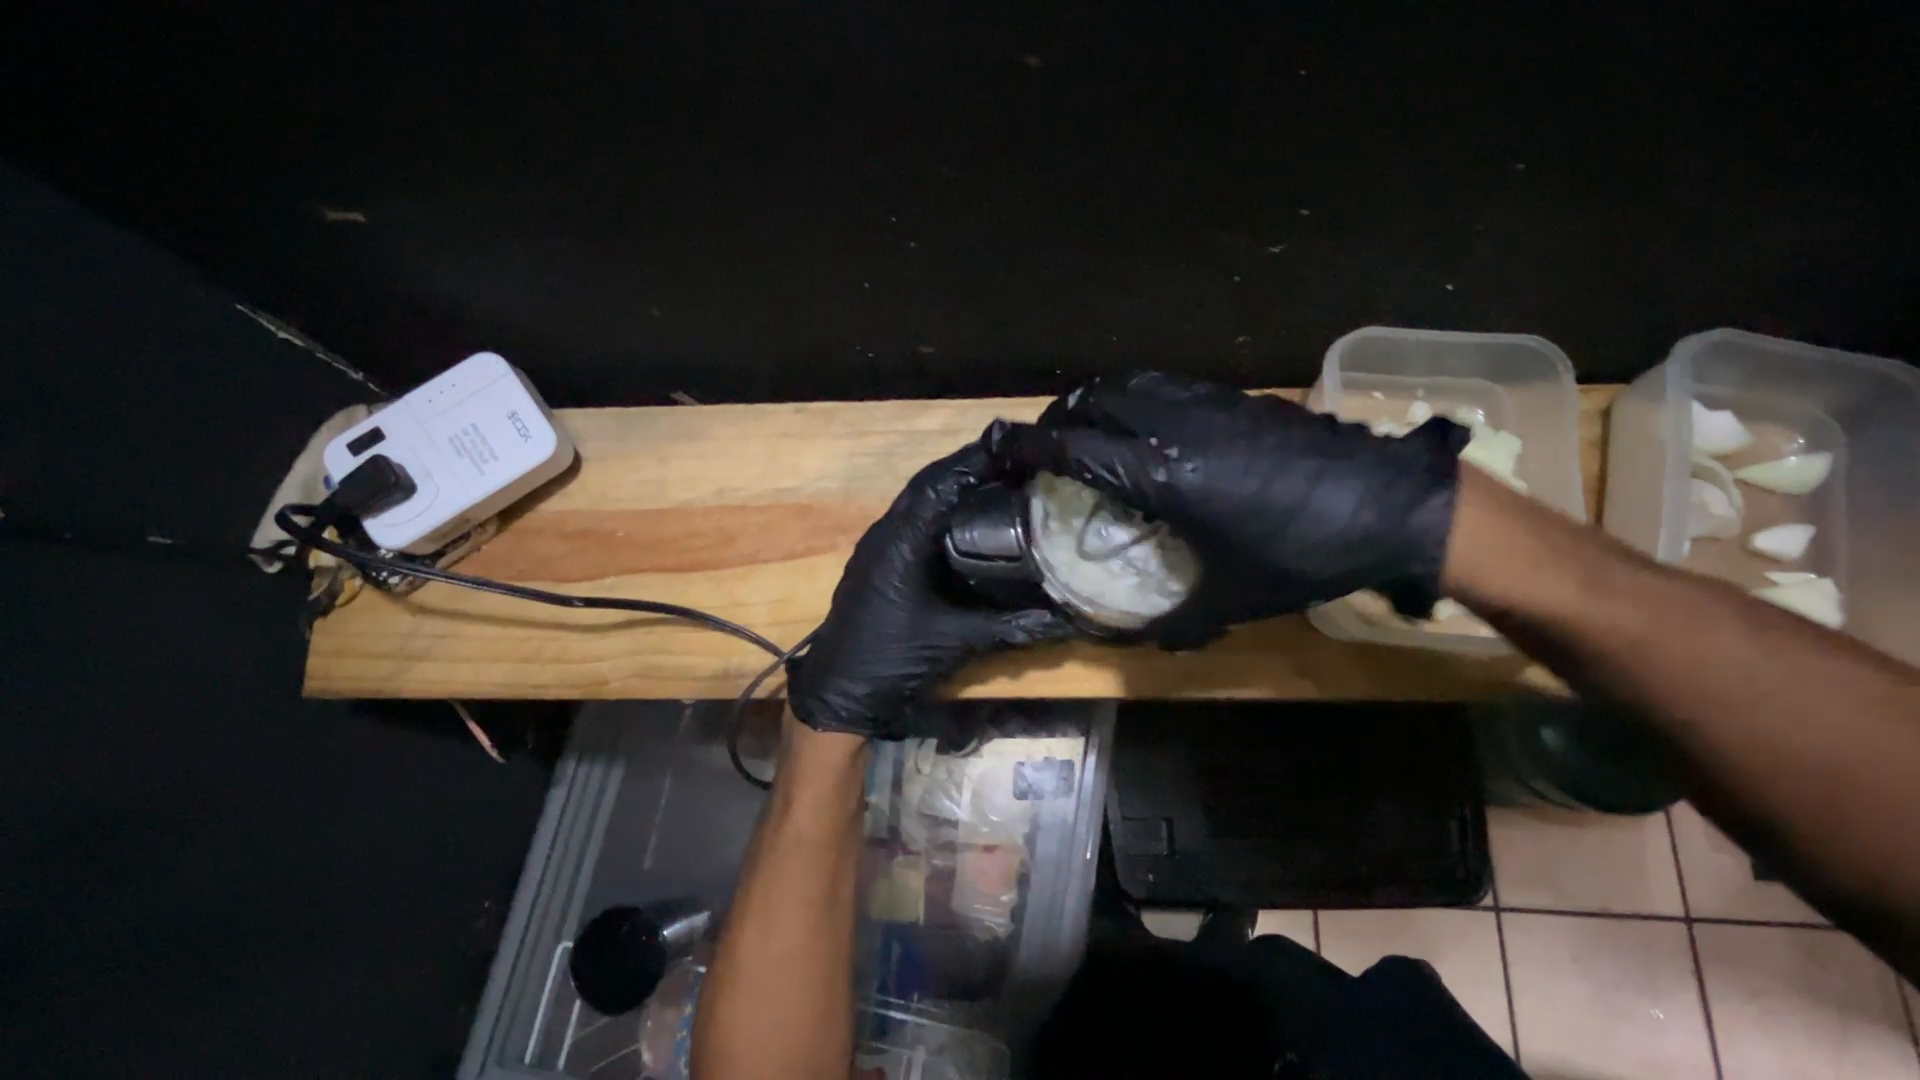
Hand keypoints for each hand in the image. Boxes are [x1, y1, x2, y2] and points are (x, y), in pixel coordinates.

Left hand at [786, 438, 1072, 738]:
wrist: (840, 691)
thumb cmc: (894, 658)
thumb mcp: (958, 640)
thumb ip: (1013, 626)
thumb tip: (1068, 618)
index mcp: (901, 540)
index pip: (940, 481)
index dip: (976, 459)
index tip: (1015, 446)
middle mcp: (886, 533)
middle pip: (930, 484)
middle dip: (970, 468)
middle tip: (1016, 462)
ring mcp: (878, 548)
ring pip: (920, 502)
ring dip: (955, 488)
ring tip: (999, 483)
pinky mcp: (879, 564)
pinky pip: (914, 523)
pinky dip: (943, 513)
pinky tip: (970, 524)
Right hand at [989, 371, 1468, 648]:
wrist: (1387, 507)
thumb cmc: (1301, 556)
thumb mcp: (1231, 599)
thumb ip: (1173, 620)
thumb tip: (1133, 639)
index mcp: (1162, 475)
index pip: (1074, 449)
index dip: (1027, 447)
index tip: (998, 448)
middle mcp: (1174, 427)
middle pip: (1093, 402)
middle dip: (1058, 420)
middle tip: (1046, 449)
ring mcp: (1207, 403)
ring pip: (1130, 384)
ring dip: (1098, 404)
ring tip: (1090, 433)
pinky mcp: (1236, 397)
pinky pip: (1166, 386)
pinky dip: (1137, 399)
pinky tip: (1148, 429)